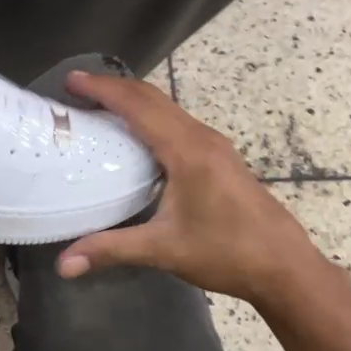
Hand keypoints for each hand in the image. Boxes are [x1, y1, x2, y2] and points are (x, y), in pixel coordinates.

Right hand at [56, 72, 329, 307]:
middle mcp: (202, 139)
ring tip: (97, 106)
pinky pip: (177, 123)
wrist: (287, 268)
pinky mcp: (219, 159)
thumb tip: (64, 264)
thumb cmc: (228, 253)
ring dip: (132, 100)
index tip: (71, 81)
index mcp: (188, 152)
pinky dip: (148, 117)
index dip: (103, 90)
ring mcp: (214, 147)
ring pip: (167, 108)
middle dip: (113, 88)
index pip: (139, 107)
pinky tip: (133, 135)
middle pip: (153, 98)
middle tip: (75, 89)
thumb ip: (110, 249)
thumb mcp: (163, 250)